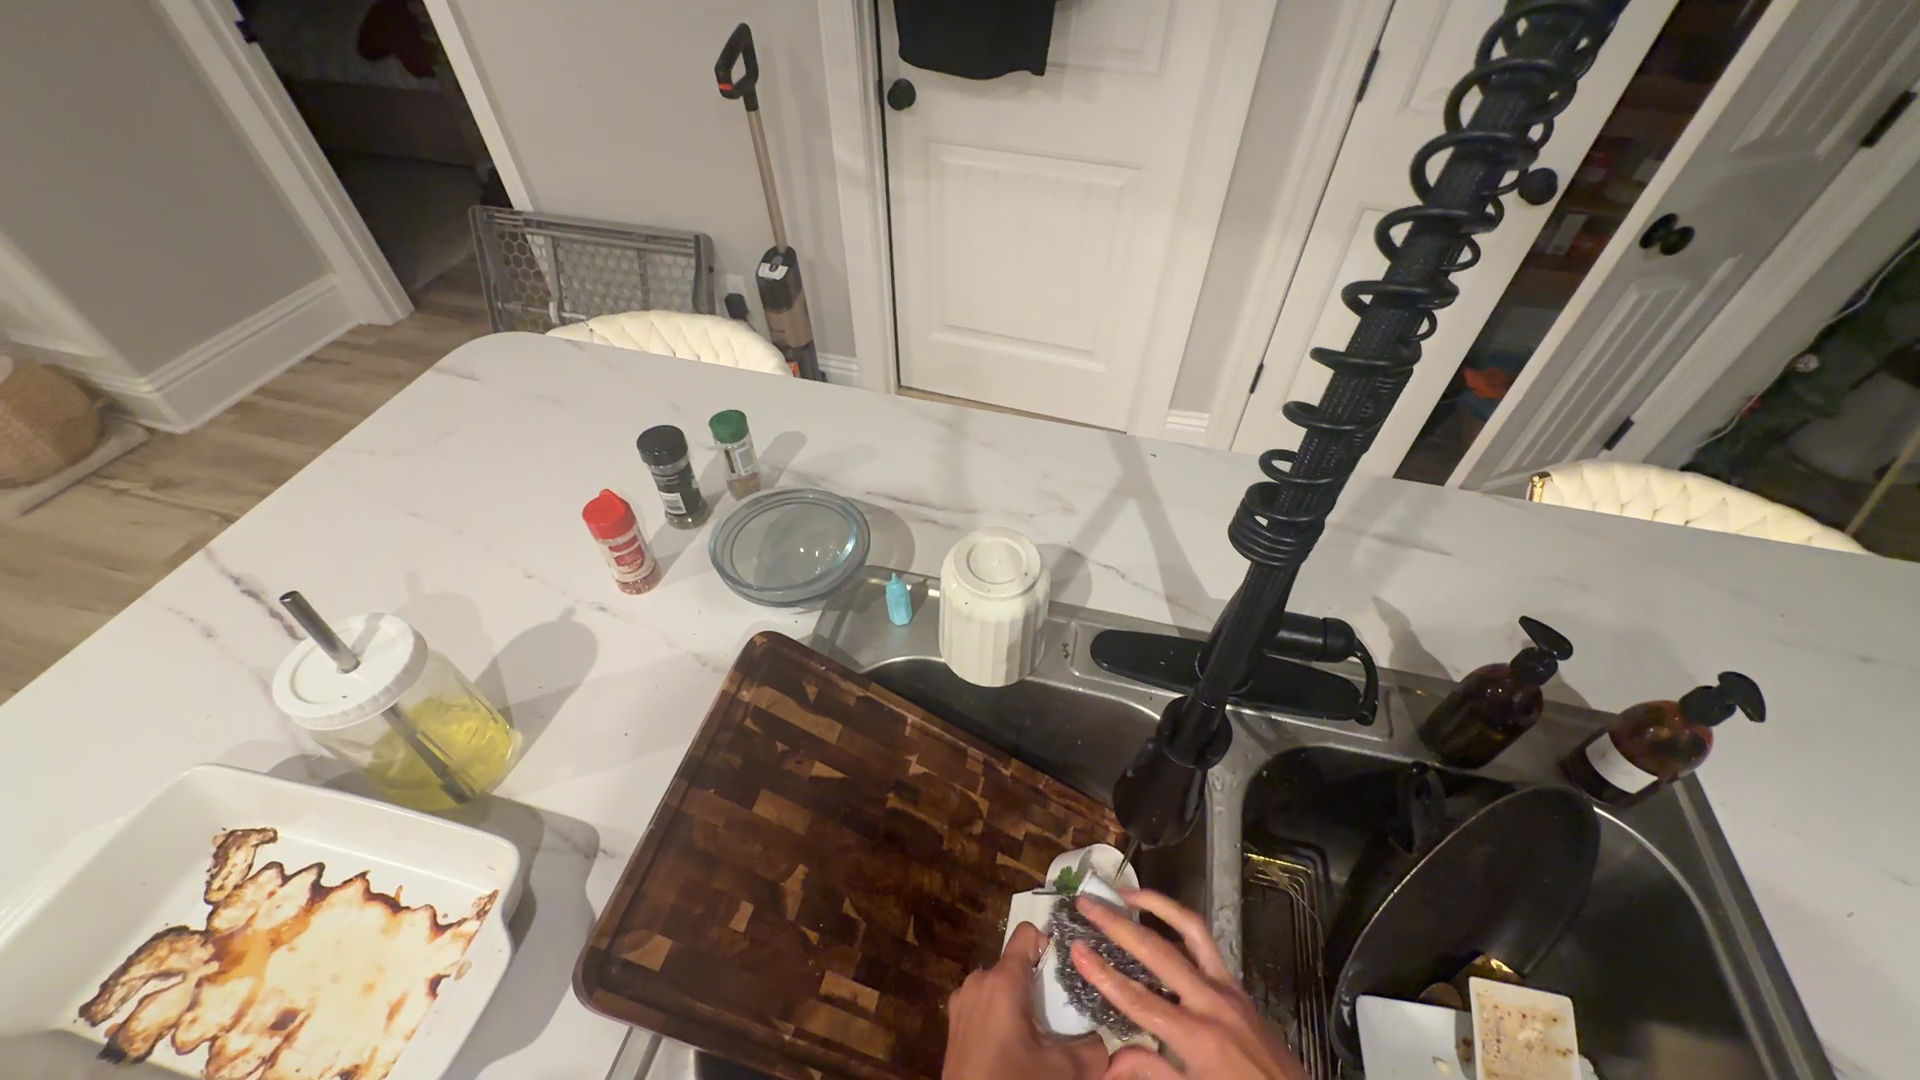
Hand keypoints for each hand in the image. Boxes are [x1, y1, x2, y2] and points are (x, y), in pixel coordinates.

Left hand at [944, 921, 1107, 1079]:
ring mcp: (962, 1003)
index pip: (1028, 933)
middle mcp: (978, 981)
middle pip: (1016, 964)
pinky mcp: (954, 1025)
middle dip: (1040, 984)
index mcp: (1002, 980)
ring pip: (1001, 987)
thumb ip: (1093, 1048)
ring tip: (1039, 1036)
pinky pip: (985, 1006)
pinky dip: (1001, 1018)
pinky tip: (1015, 1048)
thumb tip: (1108, 1037)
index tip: (1068, 973)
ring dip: (1020, 1004)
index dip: (1051, 945)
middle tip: (1061, 1014)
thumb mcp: (1064, 1071)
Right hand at [1070, 889, 1306, 1079]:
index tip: (1076, 947)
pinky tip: (1160, 923)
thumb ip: (1150, 1071)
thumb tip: (1107, 1063)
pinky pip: (1206, 945)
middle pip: (1158, 951)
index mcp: (1197, 1037)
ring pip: (1191, 929)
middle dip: (1118, 925)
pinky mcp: (1238, 986)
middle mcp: (1212, 1002)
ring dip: (1157, 906)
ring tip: (1126, 893)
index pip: (1139, 999)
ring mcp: (1228, 988)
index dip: (1103, 974)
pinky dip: (1180, 926)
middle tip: (1087, 904)